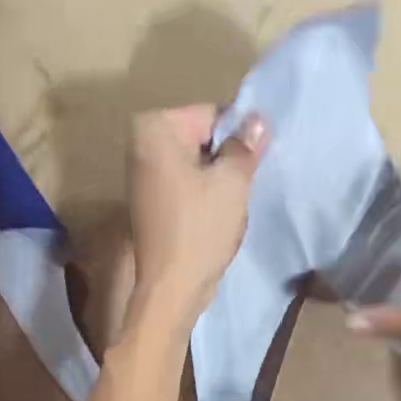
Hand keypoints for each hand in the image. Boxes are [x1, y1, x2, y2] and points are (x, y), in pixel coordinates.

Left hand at [127, 105, 267, 324]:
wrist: (173, 286)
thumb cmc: (201, 229)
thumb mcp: (232, 183)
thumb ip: (245, 146)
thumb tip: (259, 119)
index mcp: (155, 128)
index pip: (213, 115)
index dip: (240, 138)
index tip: (254, 165)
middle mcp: (142, 143)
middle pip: (203, 138)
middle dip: (228, 159)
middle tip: (245, 187)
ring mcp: (144, 174)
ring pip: (198, 164)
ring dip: (220, 180)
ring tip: (233, 205)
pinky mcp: (152, 201)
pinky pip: (188, 185)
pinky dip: (206, 196)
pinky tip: (218, 217)